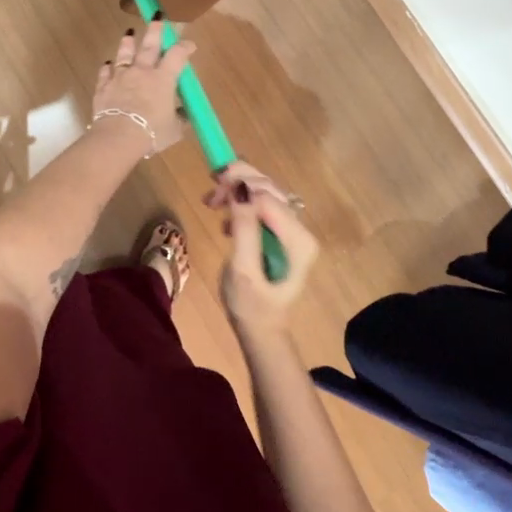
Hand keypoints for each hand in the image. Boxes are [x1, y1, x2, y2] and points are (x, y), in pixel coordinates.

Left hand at [90, 20, 194, 155]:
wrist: (119, 136)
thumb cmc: (152, 132)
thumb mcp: (174, 129)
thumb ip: (179, 119)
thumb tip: (183, 115)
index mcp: (163, 79)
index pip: (177, 56)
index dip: (184, 47)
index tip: (189, 44)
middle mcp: (142, 72)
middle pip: (149, 46)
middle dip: (155, 30)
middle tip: (157, 17)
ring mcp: (120, 77)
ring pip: (124, 54)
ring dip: (127, 43)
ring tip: (129, 33)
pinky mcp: (103, 86)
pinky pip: (104, 73)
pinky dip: (106, 68)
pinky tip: (106, 64)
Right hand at [207, 161, 319, 336]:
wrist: (260, 329)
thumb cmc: (251, 305)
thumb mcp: (243, 270)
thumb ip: (245, 228)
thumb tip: (240, 187)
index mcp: (297, 240)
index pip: (267, 196)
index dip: (238, 189)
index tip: (211, 198)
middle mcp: (300, 230)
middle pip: (268, 187)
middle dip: (238, 182)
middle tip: (210, 193)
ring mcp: (292, 231)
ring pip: (264, 191)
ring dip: (238, 189)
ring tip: (213, 201)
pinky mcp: (281, 233)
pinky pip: (262, 203)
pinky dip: (242, 202)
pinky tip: (226, 218)